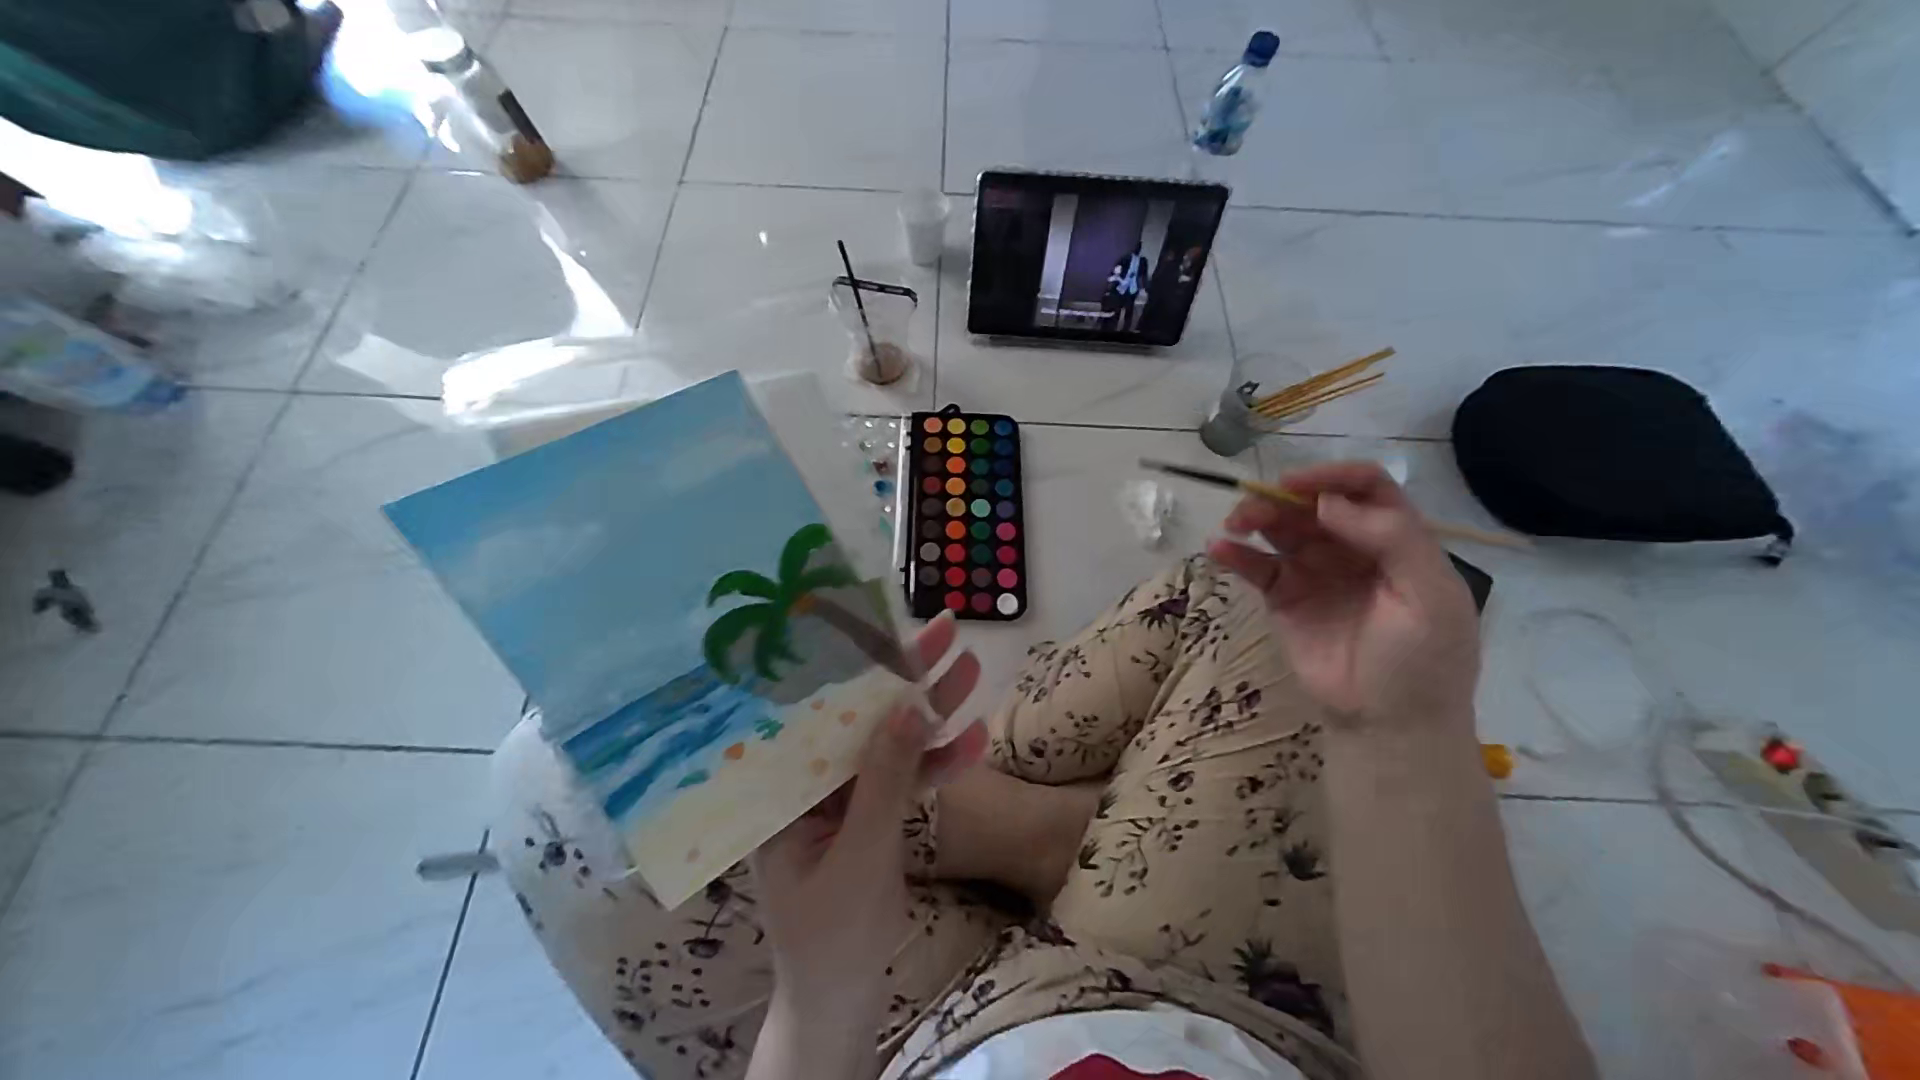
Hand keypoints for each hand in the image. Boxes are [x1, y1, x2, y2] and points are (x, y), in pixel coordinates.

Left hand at [749, 614, 983, 1017]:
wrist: (844, 998)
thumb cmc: (831, 934)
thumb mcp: (860, 853)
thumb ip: (884, 780)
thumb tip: (910, 707)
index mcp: (784, 784)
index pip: (819, 710)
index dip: (857, 666)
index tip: (892, 627)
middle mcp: (813, 779)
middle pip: (862, 716)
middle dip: (907, 676)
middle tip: (949, 630)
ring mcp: (847, 794)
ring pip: (892, 741)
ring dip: (933, 711)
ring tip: (972, 666)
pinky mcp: (876, 812)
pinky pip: (909, 779)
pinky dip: (940, 762)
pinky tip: (976, 739)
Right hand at [1206, 462, 1479, 734]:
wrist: (1388, 723)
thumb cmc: (1423, 660)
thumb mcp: (1431, 596)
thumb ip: (1392, 540)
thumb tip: (1326, 503)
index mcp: (1395, 540)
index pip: (1365, 488)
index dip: (1331, 476)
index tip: (1294, 483)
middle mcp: (1352, 547)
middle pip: (1313, 504)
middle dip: (1281, 499)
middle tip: (1251, 510)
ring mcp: (1315, 571)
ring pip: (1280, 529)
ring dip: (1254, 518)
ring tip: (1233, 525)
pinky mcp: (1284, 597)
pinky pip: (1257, 567)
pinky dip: (1235, 555)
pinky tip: (1218, 549)